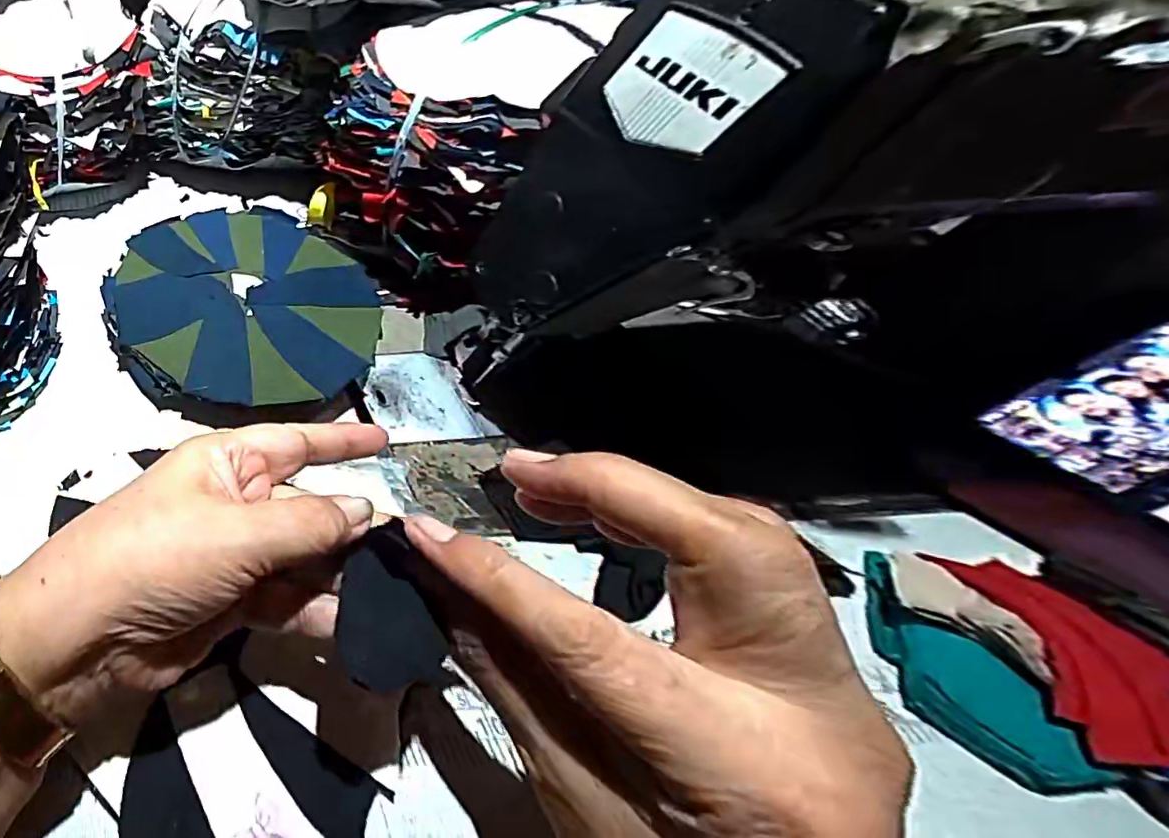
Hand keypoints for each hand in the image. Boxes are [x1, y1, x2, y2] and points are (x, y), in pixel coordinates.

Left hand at [0, 423, 388, 729]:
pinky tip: (344, 621)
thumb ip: (308, 522)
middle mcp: (234, 500)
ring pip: (301, 556)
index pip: (295, 441)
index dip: (340, 441)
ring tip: (387, 586)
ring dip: (337, 571)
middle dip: (349, 520)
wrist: (86, 633)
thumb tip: (366, 508)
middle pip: (305, 503)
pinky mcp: (231, 601)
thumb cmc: (161, 553)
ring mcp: (233, 554)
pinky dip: (312, 609)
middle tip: (404, 540)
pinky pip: (285, 599)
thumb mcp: (238, 531)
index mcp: (227, 461)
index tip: (385, 440)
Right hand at [405, 450, 910, 837]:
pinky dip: (667, 516)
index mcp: (737, 769)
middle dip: (606, 487)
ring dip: (634, 492)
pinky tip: (608, 518)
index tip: (430, 534)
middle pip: (723, 544)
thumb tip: (440, 579)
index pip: (593, 639)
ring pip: (749, 532)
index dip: (496, 577)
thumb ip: (505, 671)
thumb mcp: (573, 791)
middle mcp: (813, 711)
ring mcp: (835, 681)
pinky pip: (750, 553)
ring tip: (547, 487)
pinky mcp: (824, 660)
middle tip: (518, 473)